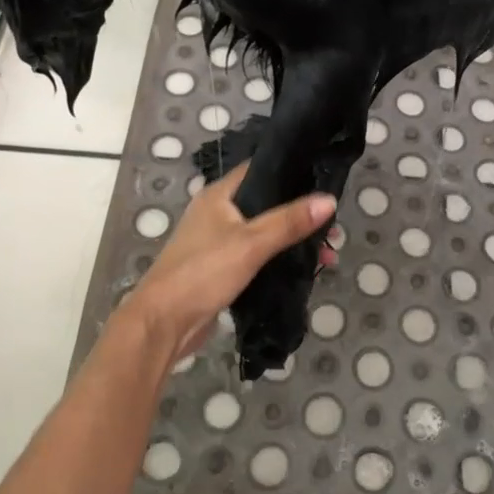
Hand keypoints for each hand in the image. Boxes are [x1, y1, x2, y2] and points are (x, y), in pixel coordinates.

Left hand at [123, 163, 336, 365]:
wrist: (162, 324)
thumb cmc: (202, 273)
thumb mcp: (251, 244)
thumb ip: (289, 221)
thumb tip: (329, 199)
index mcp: (218, 195)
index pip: (259, 169)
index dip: (291, 171)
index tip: (324, 179)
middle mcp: (216, 213)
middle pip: (265, 204)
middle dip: (299, 216)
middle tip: (332, 229)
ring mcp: (216, 242)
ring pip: (262, 233)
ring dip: (291, 241)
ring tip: (325, 255)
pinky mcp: (219, 269)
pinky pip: (255, 257)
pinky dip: (277, 260)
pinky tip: (301, 271)